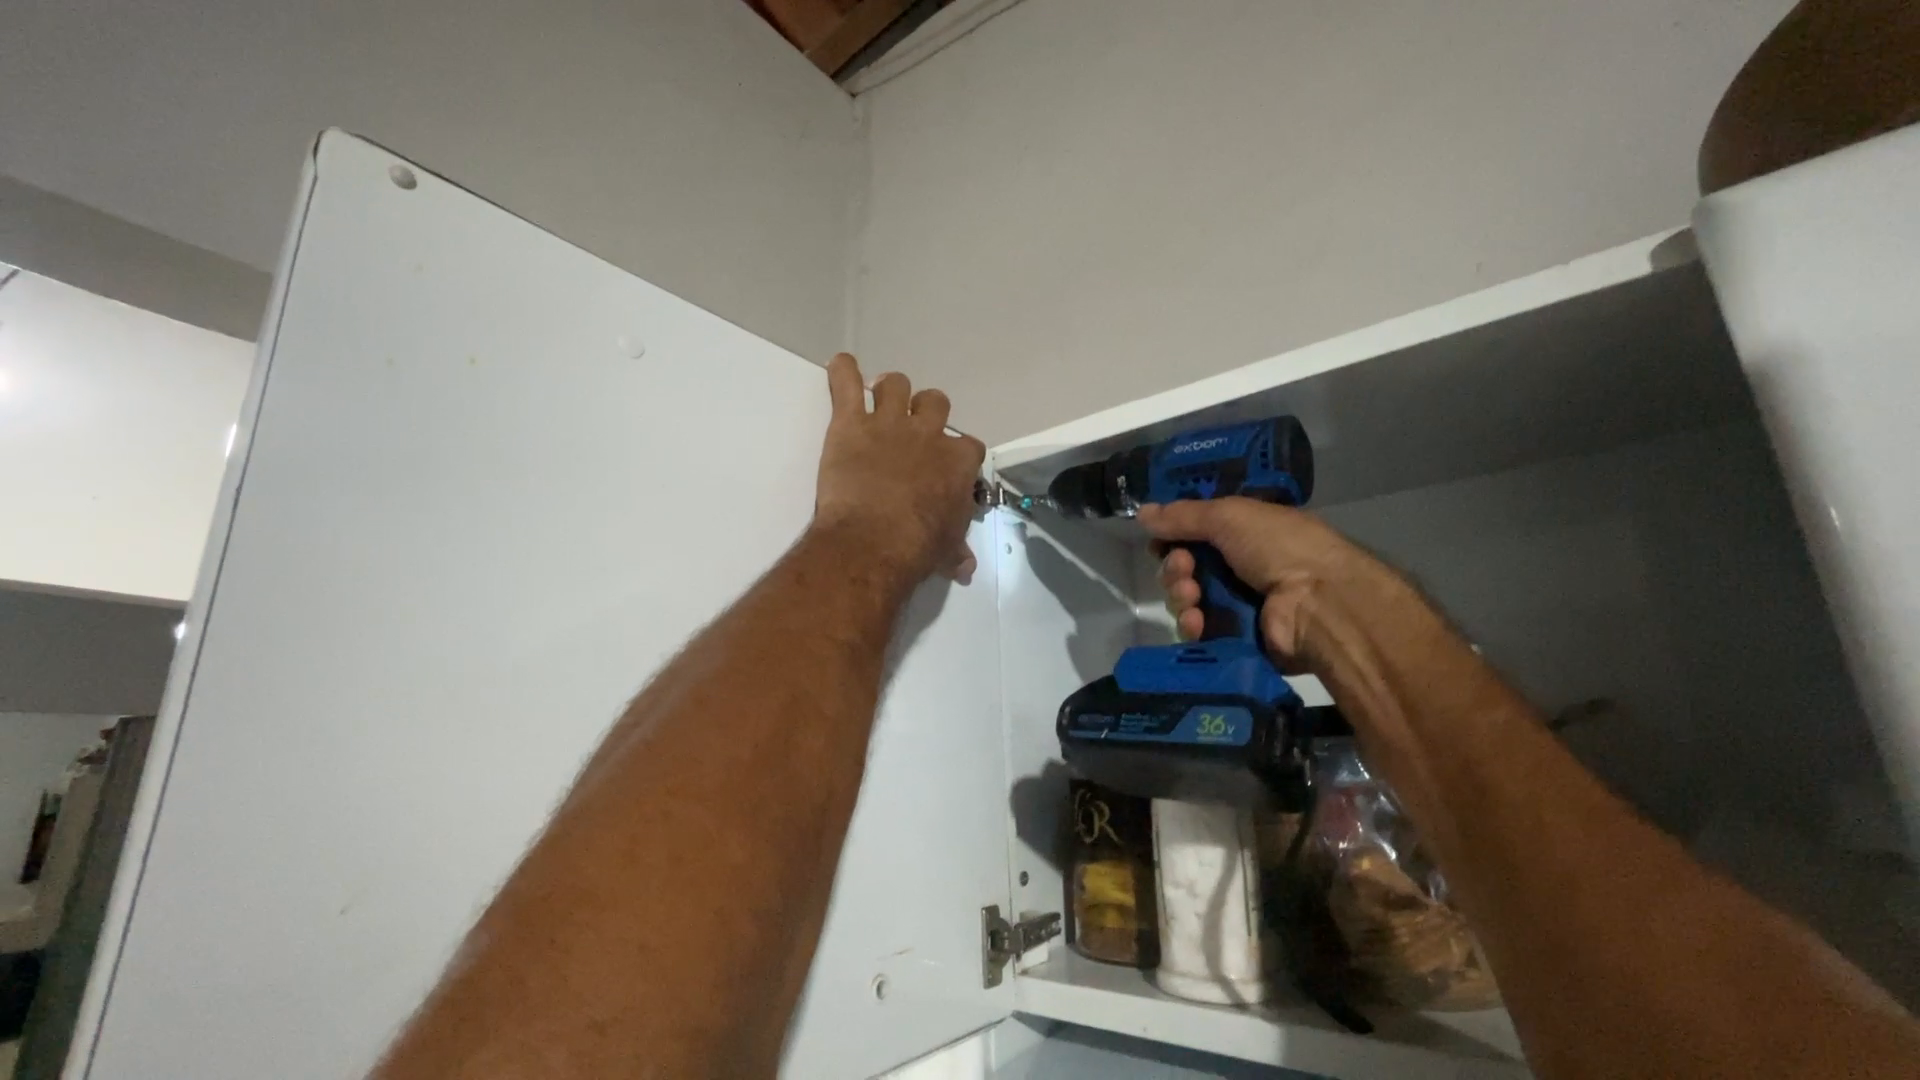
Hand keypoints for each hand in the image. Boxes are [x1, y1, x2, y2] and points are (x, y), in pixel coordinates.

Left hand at [813, 353, 986, 584]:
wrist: (875, 542)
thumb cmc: (917, 549)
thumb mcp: (946, 552)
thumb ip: (957, 550)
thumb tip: (966, 567)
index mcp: (957, 463)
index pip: (968, 446)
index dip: (957, 455)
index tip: (946, 468)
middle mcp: (927, 434)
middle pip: (935, 402)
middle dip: (926, 411)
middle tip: (911, 427)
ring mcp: (889, 424)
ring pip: (896, 384)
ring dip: (889, 390)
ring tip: (879, 400)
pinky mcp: (851, 423)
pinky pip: (846, 383)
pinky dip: (842, 372)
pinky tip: (840, 366)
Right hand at [1140, 497, 1388, 668]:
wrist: (1318, 603)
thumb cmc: (1279, 547)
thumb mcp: (1230, 515)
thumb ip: (1183, 515)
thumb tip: (1142, 512)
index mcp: (1245, 533)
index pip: (1196, 533)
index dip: (1174, 535)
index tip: (1160, 538)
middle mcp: (1240, 567)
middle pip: (1185, 568)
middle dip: (1175, 566)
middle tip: (1184, 567)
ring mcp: (1237, 605)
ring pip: (1187, 600)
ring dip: (1180, 595)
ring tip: (1192, 595)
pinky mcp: (1234, 639)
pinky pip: (1198, 632)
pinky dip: (1192, 625)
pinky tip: (1197, 621)